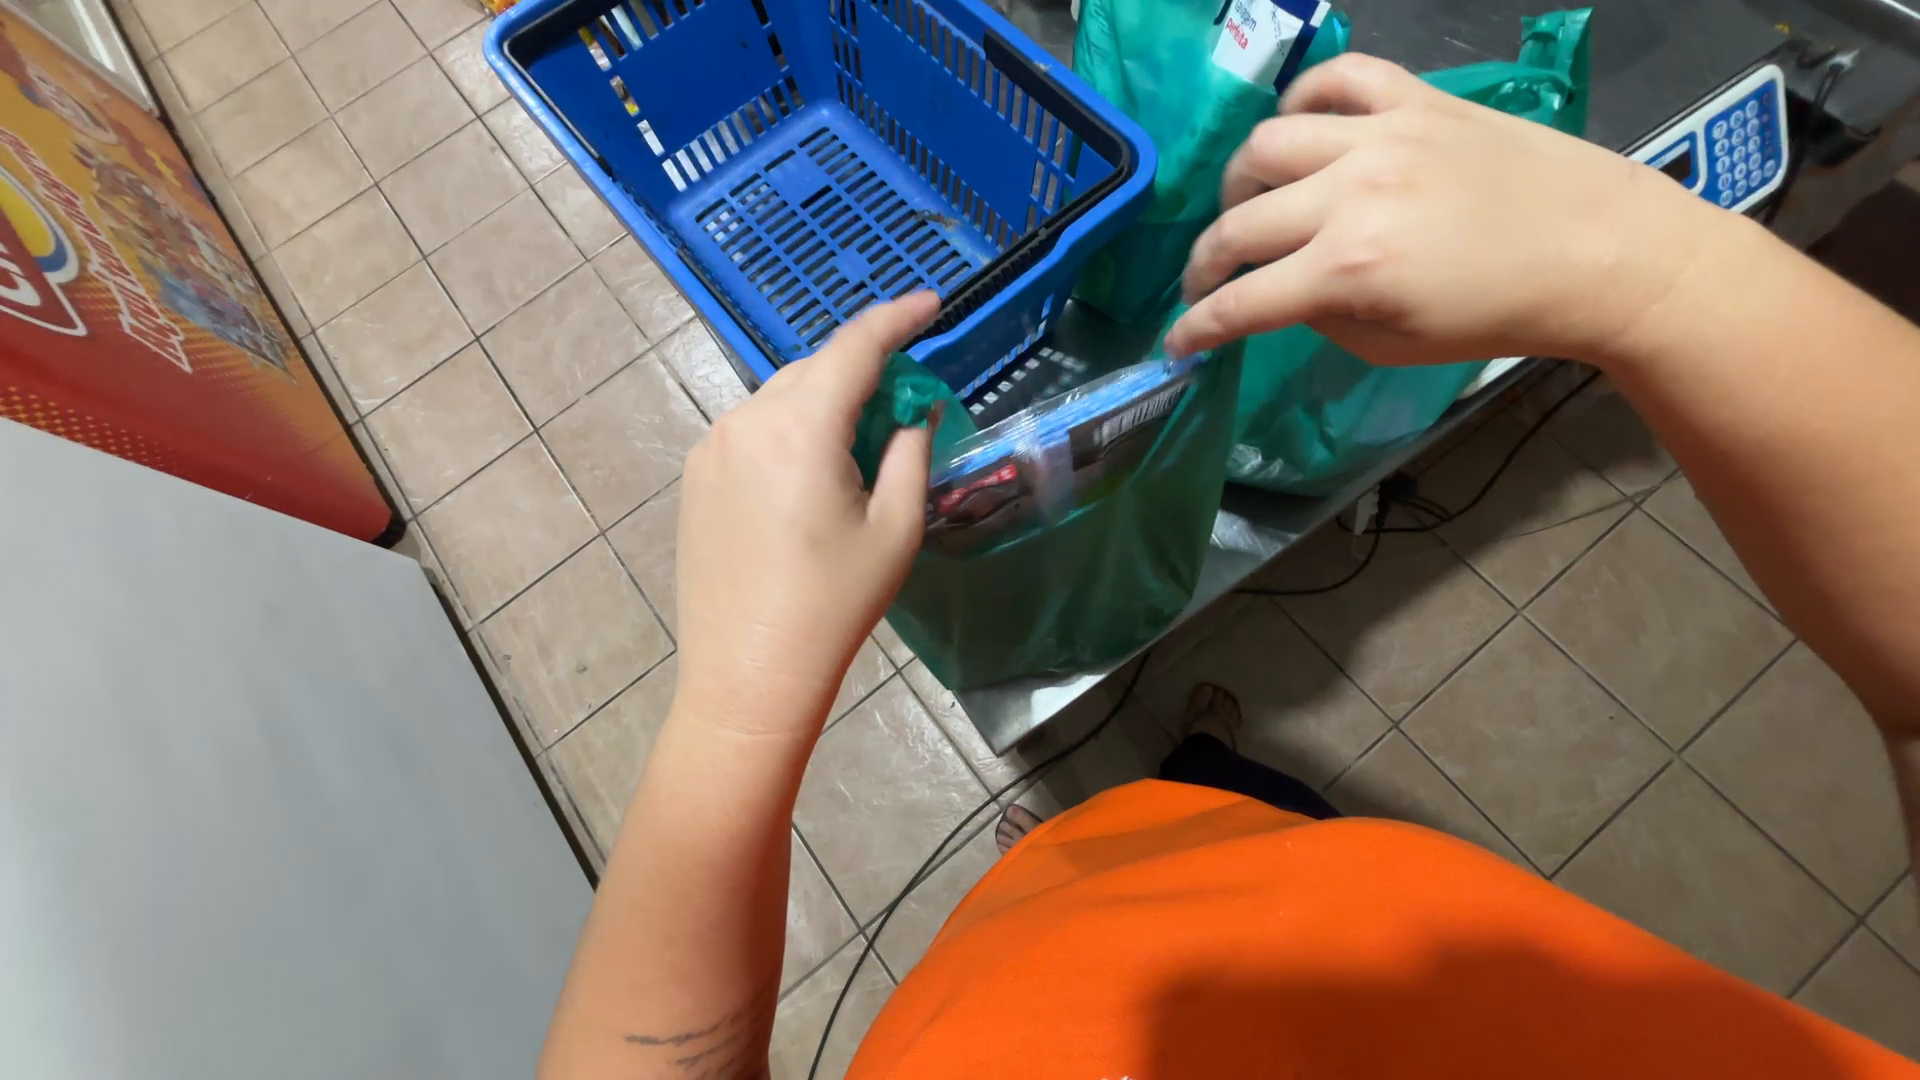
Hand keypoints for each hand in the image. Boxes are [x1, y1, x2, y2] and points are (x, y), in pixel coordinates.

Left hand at [671, 293, 938, 739]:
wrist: (749, 671)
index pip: (856, 346)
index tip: (929, 303)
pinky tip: (806, 482)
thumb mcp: (897, 528)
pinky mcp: (696, 476)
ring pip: (782, 399)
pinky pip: (753, 430)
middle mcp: (746, 421)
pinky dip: (790, 432)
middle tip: (902, 411)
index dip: (897, 318)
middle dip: (864, 376)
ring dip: (825, 407)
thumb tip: (913, 408)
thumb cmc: (834, 604)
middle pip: (816, 370)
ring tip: (854, 458)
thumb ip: (912, 450)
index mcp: (800, 428)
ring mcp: (712, 447)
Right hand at [1164, 54, 1735, 366]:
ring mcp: (1383, 137)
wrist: (1599, 254)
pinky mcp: (1418, 101)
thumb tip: (1274, 289)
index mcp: (1347, 269)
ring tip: (1247, 210)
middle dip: (1202, 268)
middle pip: (1235, 225)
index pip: (1238, 303)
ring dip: (1237, 187)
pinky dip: (1304, 100)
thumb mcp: (1382, 343)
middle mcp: (1351, 194)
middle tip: (1205, 287)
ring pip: (1266, 144)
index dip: (1194, 329)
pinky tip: (1299, 132)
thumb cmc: (1489, 317)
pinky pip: (1339, 78)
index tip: (1175, 344)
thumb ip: (1313, 313)